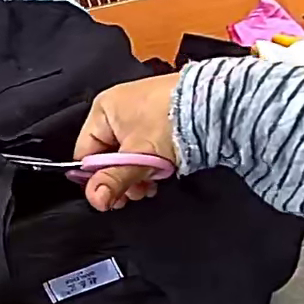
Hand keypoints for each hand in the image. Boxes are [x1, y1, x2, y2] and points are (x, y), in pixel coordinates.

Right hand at [73, 72, 179, 210]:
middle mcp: (118, 107)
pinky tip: (162, 171)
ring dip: (138, 173)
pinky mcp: (158, 118)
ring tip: (153, 182)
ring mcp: (139, 112)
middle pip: (107, 156)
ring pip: (127, 154)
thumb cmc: (173, 120)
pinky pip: (144, 147)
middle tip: (136, 191)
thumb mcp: (139, 157)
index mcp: (103, 109)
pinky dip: (151, 162)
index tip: (111, 194)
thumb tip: (95, 199)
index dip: (96, 178)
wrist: (217, 105)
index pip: (86, 153)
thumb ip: (114, 180)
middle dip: (122, 177)